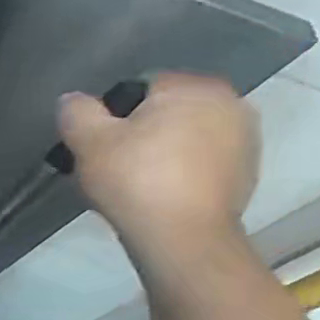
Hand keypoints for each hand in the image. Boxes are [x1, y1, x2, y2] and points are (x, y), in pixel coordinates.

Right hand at [59, 73, 260, 253]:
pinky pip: (203, 158)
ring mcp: (245, 136)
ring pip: (187, 133)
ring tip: (135, 180)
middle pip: (167, 109)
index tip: (98, 141)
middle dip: (140, 129)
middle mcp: (229, 101)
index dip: (112, 112)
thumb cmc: (134, 179)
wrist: (181, 234)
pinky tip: (160, 192)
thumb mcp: (88, 143)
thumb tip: (72, 99)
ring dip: (162, 148)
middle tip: (112, 161)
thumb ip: (77, 112)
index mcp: (192, 88)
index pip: (141, 85)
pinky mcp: (247, 168)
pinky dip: (182, 168)